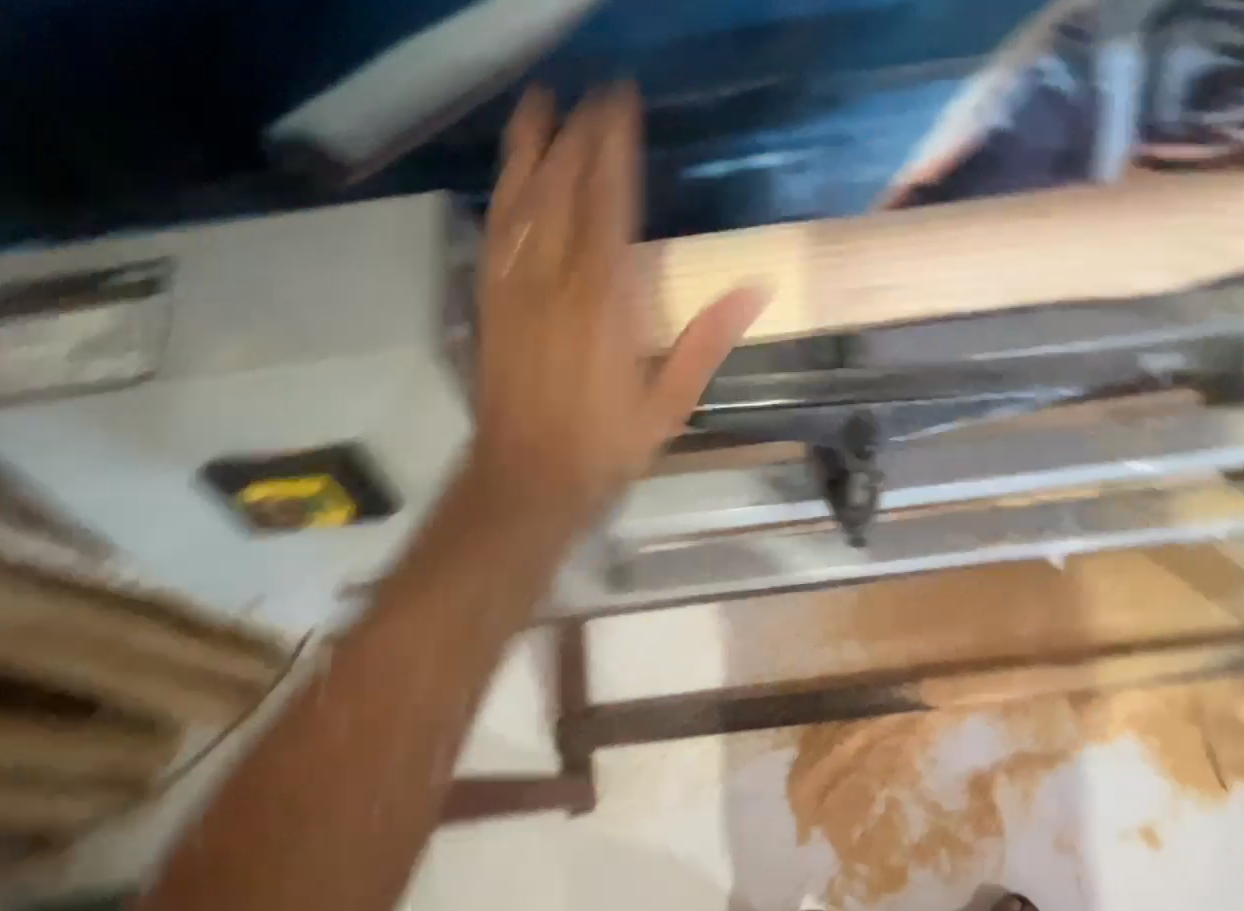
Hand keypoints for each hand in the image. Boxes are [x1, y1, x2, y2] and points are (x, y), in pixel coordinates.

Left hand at [470, 83, 768, 521]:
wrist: (526, 480)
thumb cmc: (604, 448)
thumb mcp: (669, 405)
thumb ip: (706, 342)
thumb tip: (755, 289)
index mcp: (604, 302)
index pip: (609, 203)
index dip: (612, 147)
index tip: (621, 105)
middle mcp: (553, 282)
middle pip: (560, 189)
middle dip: (574, 135)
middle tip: (589, 96)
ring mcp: (513, 290)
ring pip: (518, 202)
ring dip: (529, 150)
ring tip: (538, 107)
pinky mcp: (488, 305)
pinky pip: (493, 237)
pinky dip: (502, 198)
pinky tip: (508, 179)